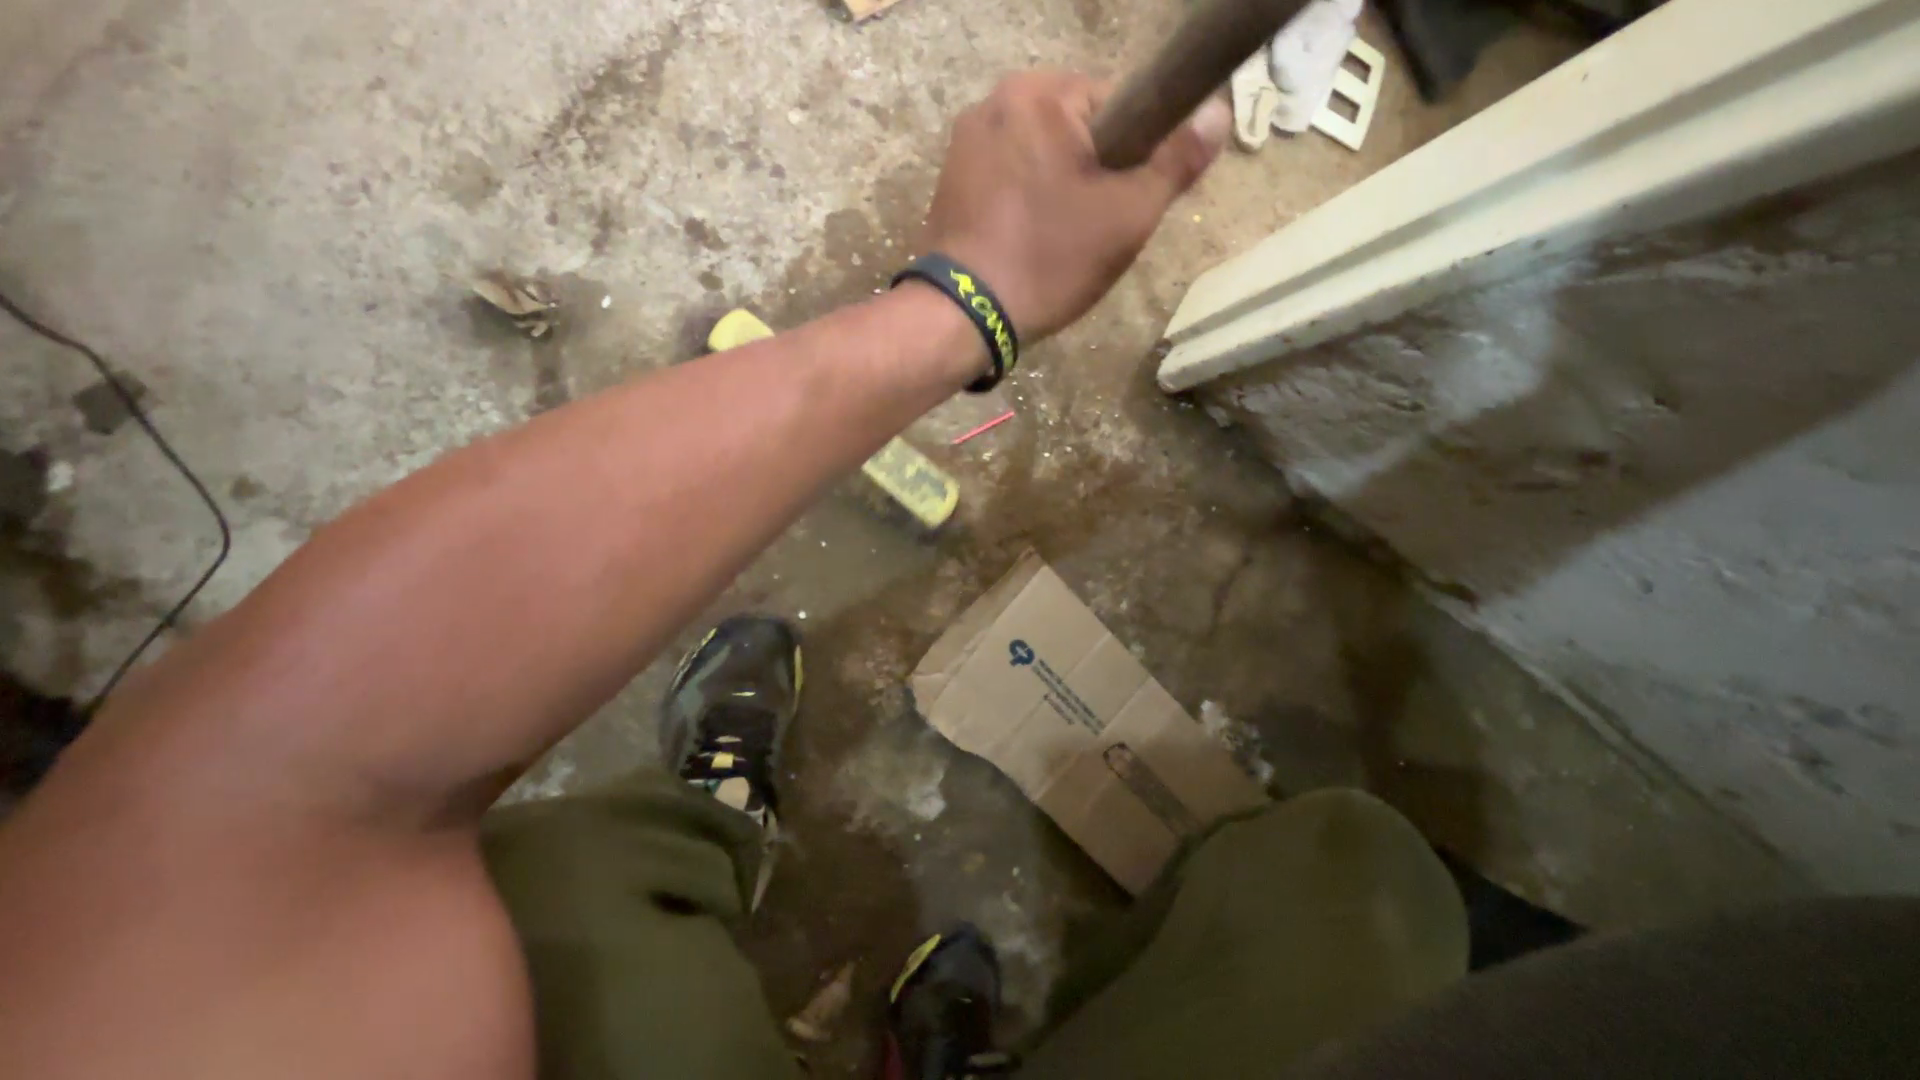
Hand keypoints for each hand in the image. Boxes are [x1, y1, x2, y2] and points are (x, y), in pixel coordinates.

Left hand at [921, 71, 1229, 343]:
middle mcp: (993, 102)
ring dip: (1059, 190)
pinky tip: (1026, 241)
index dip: (1136, 154)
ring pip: (1041, 157)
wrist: (965, 316)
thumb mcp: (1128, 215)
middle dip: (1094, 174)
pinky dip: (1025, 203)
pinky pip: (1007, 178)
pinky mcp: (948, 180)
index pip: (1118, 103)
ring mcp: (964, 142)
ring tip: (1059, 241)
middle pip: (1075, 130)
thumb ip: (1176, 161)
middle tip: (1093, 230)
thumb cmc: (1050, 260)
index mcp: (1039, 93)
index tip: (1128, 202)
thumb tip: (1219, 113)